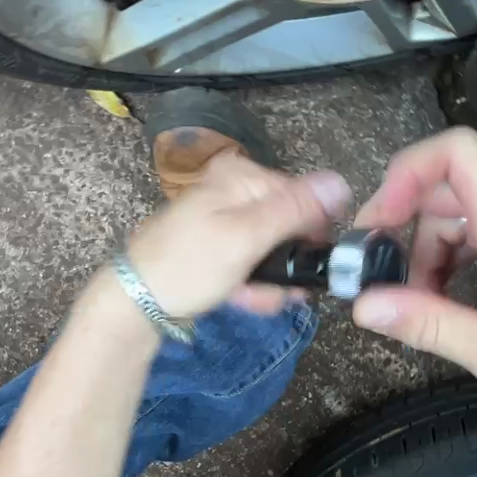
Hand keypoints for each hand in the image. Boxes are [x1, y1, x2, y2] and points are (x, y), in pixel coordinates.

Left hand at [120, 153, 351, 318]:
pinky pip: (253, 259)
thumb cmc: (188, 267)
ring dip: (269, 280)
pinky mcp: (220, 243)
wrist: (135, 302)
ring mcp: (226, 216)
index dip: (309, 237)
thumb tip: (341, 181)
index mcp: (242, 175)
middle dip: (284, 264)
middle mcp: (236, 188)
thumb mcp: (246, 237)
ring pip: (273, 247)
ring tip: (248, 298)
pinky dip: (251, 282)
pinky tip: (240, 297)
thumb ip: (295, 210)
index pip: (304, 198)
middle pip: (289, 225)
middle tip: (270, 292)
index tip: (302, 270)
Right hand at [350, 128, 476, 418]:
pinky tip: (458, 297)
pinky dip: (457, 253)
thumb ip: (430, 325)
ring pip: (461, 207)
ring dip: (431, 248)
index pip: (456, 151)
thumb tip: (364, 306)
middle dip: (408, 229)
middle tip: (392, 283)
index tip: (378, 224)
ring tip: (429, 303)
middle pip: (446, 186)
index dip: (405, 172)